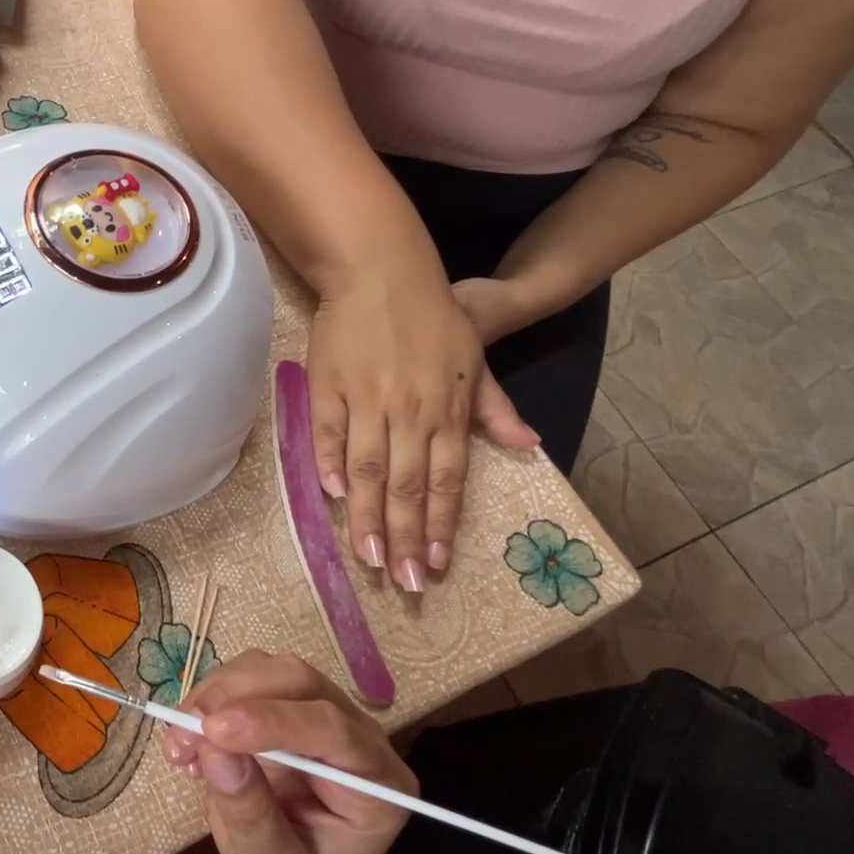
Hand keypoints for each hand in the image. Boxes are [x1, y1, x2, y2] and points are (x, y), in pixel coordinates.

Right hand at [164, 652, 415, 853]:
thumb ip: (250, 814)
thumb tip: (213, 748)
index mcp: (378, 784)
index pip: (332, 729)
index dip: (271, 720)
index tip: (212, 731)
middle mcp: (358, 736)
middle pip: (298, 681)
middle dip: (234, 697)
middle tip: (183, 731)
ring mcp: (320, 712)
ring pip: (266, 669)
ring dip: (214, 695)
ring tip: (180, 744)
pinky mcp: (283, 704)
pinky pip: (244, 677)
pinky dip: (208, 699)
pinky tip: (191, 741)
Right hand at [309, 267, 538, 588]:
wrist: (380, 271)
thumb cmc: (430, 315)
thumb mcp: (475, 358)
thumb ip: (493, 407)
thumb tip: (527, 447)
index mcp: (447, 408)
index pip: (447, 479)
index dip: (440, 523)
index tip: (434, 564)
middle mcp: (410, 411)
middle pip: (407, 485)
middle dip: (404, 536)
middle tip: (400, 582)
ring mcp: (365, 399)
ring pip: (368, 468)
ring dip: (367, 516)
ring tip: (365, 557)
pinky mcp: (327, 386)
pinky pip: (327, 433)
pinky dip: (329, 465)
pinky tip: (332, 497)